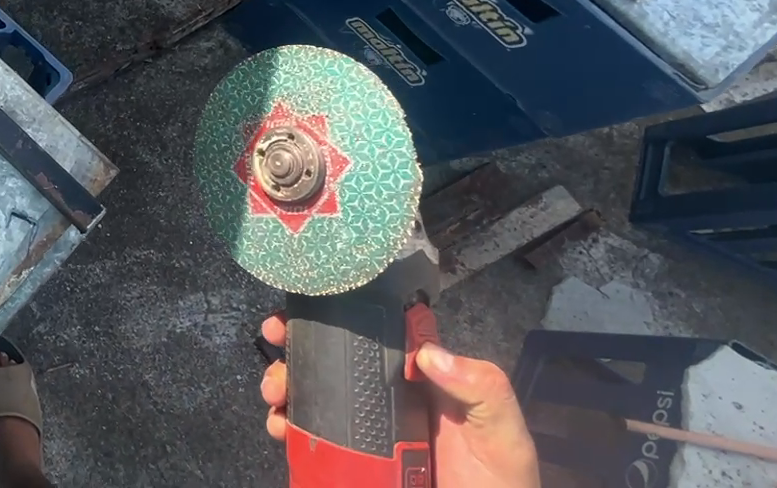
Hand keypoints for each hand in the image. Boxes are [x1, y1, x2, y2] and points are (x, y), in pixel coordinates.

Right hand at [261, 315, 539, 487]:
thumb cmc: (497, 483)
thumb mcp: (503, 437)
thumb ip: (484, 392)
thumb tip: (430, 353)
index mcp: (413, 375)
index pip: (365, 330)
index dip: (327, 312)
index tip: (297, 307)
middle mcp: (380, 392)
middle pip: (324, 354)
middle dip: (290, 342)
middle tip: (272, 340)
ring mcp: (361, 424)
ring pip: (307, 388)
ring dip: (280, 380)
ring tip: (274, 394)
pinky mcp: (347, 454)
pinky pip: (306, 431)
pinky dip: (283, 422)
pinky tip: (279, 426)